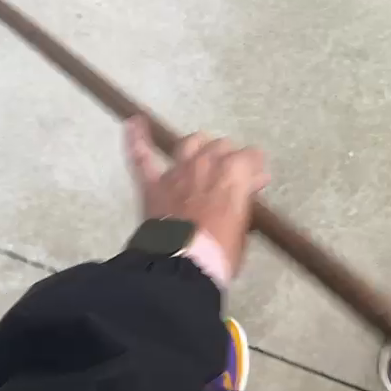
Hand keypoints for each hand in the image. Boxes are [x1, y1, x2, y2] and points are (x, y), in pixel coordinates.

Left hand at [122, 117, 268, 274]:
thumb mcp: (243, 227)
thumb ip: (246, 199)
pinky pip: (141, 156)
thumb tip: (254, 183)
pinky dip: (136, 138)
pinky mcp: (153, 184)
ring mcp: (177, 171)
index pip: (251, 156)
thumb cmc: (219, 252)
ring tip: (203, 148)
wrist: (179, 268)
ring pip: (190, 143)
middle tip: (231, 174)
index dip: (254, 168)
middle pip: (222, 146)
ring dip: (199, 144)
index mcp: (234, 173)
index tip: (256, 179)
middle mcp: (207, 163)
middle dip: (229, 157)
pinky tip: (133, 121)